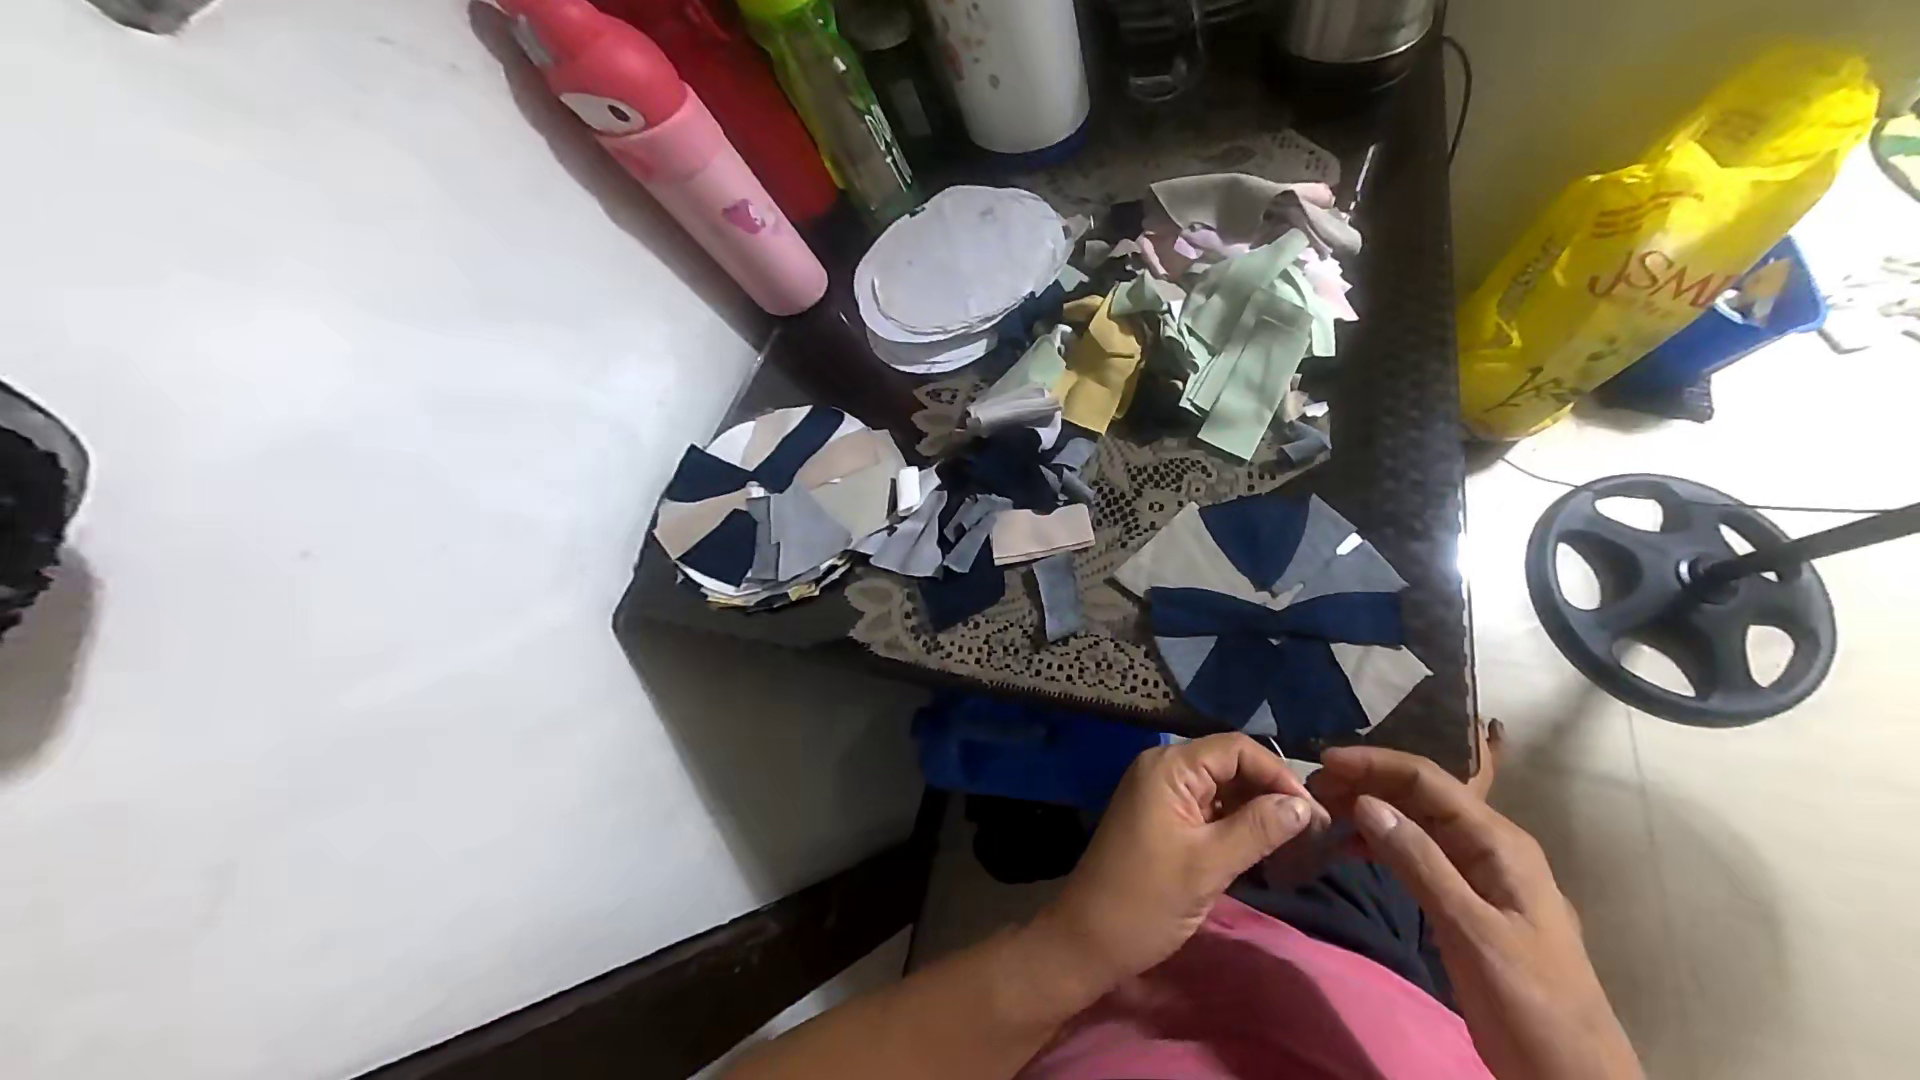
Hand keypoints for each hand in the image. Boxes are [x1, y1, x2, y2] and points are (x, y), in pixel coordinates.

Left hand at [1031, 734, 1320, 990]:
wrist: (1090, 935)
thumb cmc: (1147, 898)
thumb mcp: (1209, 864)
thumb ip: (1259, 828)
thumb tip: (1306, 806)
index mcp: (1169, 767)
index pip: (1235, 748)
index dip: (1278, 773)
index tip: (1314, 813)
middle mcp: (1163, 768)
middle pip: (1229, 763)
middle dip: (1270, 791)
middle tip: (1310, 831)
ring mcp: (1160, 792)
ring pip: (1221, 786)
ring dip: (1256, 808)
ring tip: (1295, 841)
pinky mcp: (1162, 815)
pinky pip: (1208, 806)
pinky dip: (1236, 821)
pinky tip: (1262, 846)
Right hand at [1311, 746, 1643, 1079]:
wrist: (1571, 1077)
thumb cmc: (1528, 1001)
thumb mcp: (1471, 930)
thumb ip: (1419, 863)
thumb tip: (1365, 801)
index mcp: (1498, 842)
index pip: (1428, 780)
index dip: (1374, 763)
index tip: (1323, 761)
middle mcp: (1486, 844)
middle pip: (1416, 794)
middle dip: (1364, 783)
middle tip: (1312, 788)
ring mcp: (1475, 870)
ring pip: (1410, 820)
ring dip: (1365, 810)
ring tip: (1320, 811)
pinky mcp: (1460, 895)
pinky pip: (1411, 851)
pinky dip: (1374, 842)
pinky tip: (1344, 846)